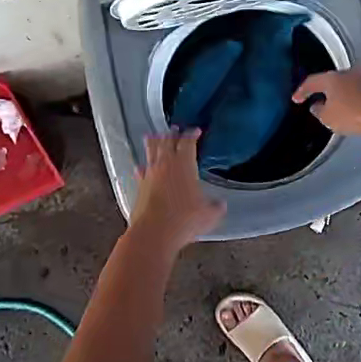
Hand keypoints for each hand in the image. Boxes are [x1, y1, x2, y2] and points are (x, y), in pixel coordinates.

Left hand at [128, 130, 224, 251]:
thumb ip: (216, 207)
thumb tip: (220, 205)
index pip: (188, 142)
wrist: (154, 233)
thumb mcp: (209, 214)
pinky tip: (140, 167)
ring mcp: (150, 175)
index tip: (195, 131)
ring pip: (151, 152)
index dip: (192, 134)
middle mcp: (165, 164)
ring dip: (153, 143)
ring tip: (152, 136)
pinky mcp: (139, 187)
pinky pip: (141, 172)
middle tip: (174, 128)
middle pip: (167, 142)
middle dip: (172, 134)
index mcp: (184, 164)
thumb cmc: (185, 219)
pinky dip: (142, 167)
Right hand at [293, 70, 360, 139]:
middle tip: (316, 101)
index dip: (301, 91)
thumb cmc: (354, 115)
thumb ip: (318, 111)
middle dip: (323, 91)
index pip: (311, 81)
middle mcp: (347, 73)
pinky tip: (353, 109)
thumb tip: (317, 106)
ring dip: (339, 95)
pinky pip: (359, 91)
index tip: (296, 98)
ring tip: (336, 108)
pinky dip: (353, 98)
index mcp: (331, 78)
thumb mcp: (328, 118)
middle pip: (330, 81)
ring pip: (345, 85)